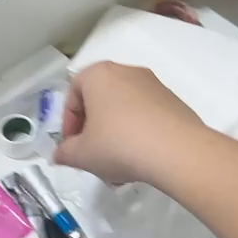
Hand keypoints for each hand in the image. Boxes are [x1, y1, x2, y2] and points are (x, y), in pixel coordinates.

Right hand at [54, 62, 205, 185]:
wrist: (177, 151)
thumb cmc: (119, 145)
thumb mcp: (82, 155)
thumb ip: (65, 153)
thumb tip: (60, 154)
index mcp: (99, 74)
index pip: (73, 92)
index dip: (68, 122)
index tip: (72, 146)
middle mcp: (127, 72)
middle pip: (100, 100)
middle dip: (93, 129)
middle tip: (93, 155)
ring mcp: (154, 85)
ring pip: (124, 110)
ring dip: (115, 135)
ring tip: (117, 166)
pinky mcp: (173, 101)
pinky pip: (146, 116)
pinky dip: (138, 134)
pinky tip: (140, 160)